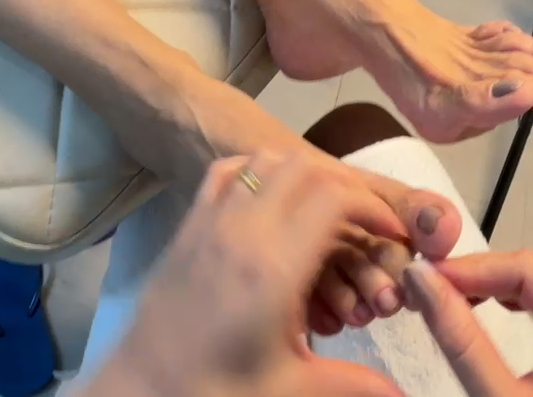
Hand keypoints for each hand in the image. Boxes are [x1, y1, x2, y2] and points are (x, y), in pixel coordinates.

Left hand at [85, 152, 402, 396]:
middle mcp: (244, 227)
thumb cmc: (215, 391)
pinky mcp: (192, 220)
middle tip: (367, 221)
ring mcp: (213, 217)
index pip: (334, 198)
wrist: (140, 387)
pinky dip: (259, 169)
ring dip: (305, 174)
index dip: (372, 206)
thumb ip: (354, 386)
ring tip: (325, 210)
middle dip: (346, 186)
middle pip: (306, 167)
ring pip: (268, 160)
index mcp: (274, 266)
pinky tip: (272, 200)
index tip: (392, 232)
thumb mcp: (289, 391)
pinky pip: (229, 170)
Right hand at [404, 250, 532, 396]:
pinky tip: (474, 313)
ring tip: (442, 299)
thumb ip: (460, 338)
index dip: (471, 266)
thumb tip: (416, 273)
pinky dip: (502, 305)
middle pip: (531, 275)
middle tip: (425, 290)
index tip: (421, 276)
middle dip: (474, 277)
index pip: (527, 269)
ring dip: (484, 289)